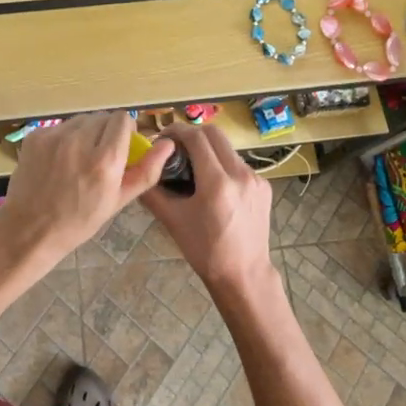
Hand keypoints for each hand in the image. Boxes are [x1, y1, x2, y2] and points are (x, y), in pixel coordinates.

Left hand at [0, 112, 172, 266]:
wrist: (30, 229)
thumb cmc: (79, 220)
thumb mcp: (117, 201)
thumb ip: (146, 171)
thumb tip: (167, 144)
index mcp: (105, 160)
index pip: (122, 119)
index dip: (125, 131)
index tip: (121, 146)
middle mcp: (80, 141)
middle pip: (102, 118)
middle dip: (105, 133)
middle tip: (99, 157)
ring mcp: (55, 136)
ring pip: (81, 120)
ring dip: (85, 133)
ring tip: (78, 160)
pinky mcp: (36, 135)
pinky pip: (60, 127)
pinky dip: (64, 138)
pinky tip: (59, 161)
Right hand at [139, 124, 275, 293]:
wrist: (243, 275)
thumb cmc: (204, 251)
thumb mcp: (173, 221)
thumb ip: (153, 192)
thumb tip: (140, 168)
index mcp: (217, 183)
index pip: (196, 138)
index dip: (176, 131)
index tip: (163, 137)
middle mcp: (240, 174)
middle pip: (214, 133)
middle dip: (192, 134)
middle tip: (176, 146)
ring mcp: (256, 179)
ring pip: (227, 148)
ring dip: (208, 148)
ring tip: (194, 166)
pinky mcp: (264, 186)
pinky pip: (239, 164)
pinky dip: (223, 165)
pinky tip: (213, 184)